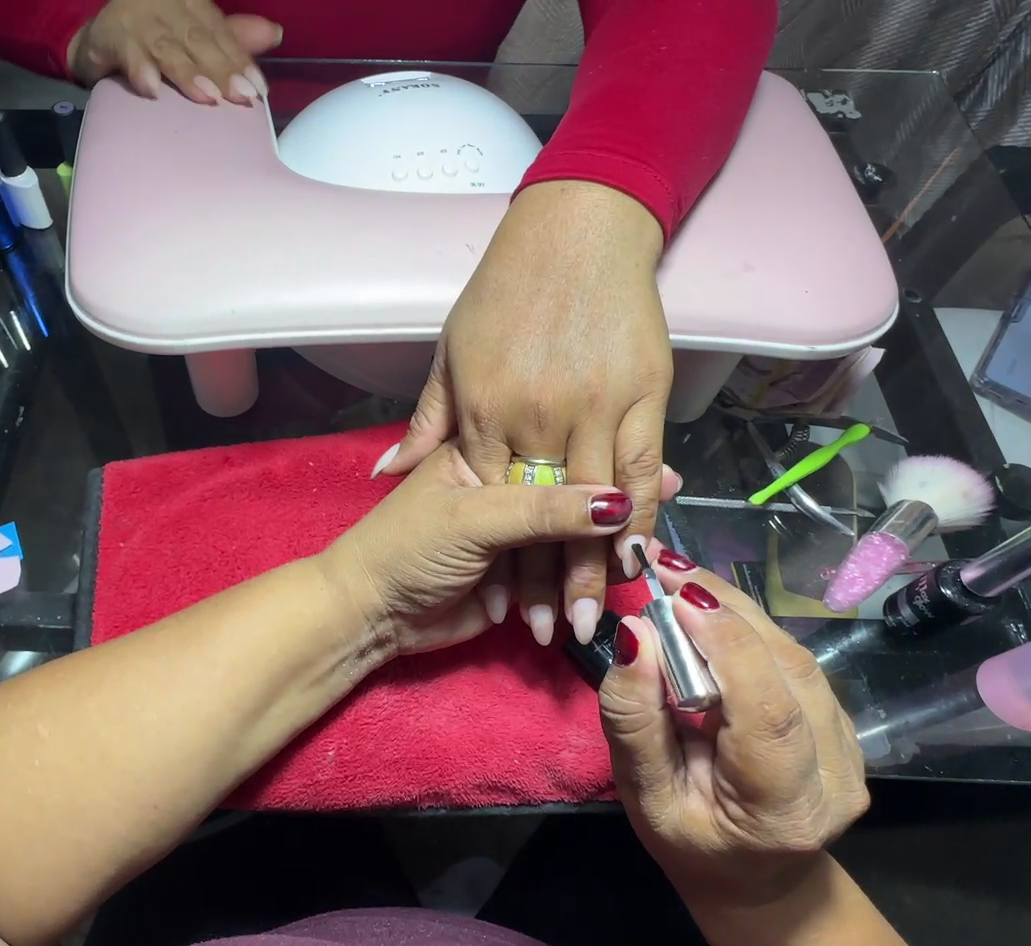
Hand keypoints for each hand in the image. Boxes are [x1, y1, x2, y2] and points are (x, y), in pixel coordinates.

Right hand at [66, 0, 278, 104]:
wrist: (99, 40)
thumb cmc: (154, 40)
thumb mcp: (195, 37)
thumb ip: (232, 38)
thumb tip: (274, 34)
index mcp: (190, 2)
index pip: (219, 31)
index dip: (239, 59)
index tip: (258, 89)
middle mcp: (165, 3)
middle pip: (197, 39)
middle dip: (221, 69)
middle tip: (242, 97)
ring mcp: (136, 17)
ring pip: (167, 47)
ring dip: (187, 73)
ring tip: (208, 97)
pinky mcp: (109, 34)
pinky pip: (127, 54)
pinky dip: (140, 70)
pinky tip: (151, 90)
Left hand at [318, 444, 635, 656]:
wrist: (371, 612)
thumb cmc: (408, 548)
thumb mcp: (473, 519)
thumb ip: (541, 510)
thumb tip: (616, 504)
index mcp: (485, 454)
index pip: (558, 450)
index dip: (605, 461)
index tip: (660, 471)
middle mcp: (503, 486)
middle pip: (572, 490)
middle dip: (617, 502)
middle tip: (670, 500)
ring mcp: (511, 531)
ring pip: (570, 532)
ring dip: (607, 543)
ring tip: (652, 545)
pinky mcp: (514, 572)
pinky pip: (560, 568)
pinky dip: (589, 572)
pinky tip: (623, 570)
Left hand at [379, 180, 674, 650]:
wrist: (570, 229)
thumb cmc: (500, 297)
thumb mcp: (451, 357)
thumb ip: (429, 422)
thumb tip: (387, 468)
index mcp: (486, 412)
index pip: (495, 502)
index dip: (504, 555)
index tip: (507, 608)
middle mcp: (538, 417)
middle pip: (545, 514)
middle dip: (555, 580)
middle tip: (563, 631)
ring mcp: (593, 407)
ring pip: (596, 502)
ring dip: (599, 562)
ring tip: (605, 610)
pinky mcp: (642, 394)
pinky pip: (642, 468)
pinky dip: (643, 512)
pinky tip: (642, 549)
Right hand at [599, 556, 868, 904]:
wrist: (756, 879)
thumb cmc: (689, 842)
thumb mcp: (642, 795)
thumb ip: (634, 721)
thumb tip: (636, 635)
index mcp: (783, 808)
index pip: (768, 713)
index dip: (726, 646)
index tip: (673, 597)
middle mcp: (836, 775)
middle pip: (789, 670)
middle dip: (727, 612)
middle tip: (666, 571)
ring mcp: (851, 748)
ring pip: (796, 657)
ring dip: (737, 611)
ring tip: (681, 581)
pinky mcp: (843, 725)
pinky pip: (796, 662)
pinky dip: (750, 628)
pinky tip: (710, 611)